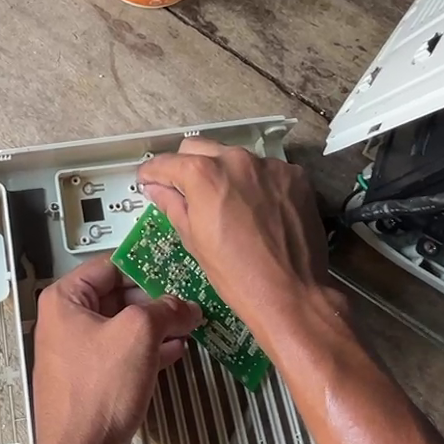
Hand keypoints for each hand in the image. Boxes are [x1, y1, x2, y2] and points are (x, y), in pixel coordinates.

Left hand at [30, 257, 201, 443]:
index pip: (109, 265)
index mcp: (64, 300)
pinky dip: (148, 349)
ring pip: (123, 326)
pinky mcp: (91, 380)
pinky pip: (123, 353)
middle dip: (154, 298)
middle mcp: (65, 322)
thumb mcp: (138, 335)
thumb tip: (183, 305)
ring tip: (186, 321)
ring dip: (155, 324)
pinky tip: (173, 349)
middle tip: (184, 296)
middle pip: (117, 295)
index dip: (143, 265)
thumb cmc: (92, 396)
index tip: (169, 266)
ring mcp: (77, 353)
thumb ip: (165, 310)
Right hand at [136, 138, 330, 336]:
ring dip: (224, 173)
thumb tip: (156, 188)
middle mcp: (235, 159)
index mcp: (203, 174)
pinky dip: (256, 182)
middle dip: (186, 166)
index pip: (166, 162)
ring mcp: (268, 165)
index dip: (152, 174)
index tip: (149, 182)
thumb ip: (172, 205)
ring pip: (233, 157)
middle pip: (198, 148)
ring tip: (228, 203)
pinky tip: (259, 209)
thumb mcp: (193, 240)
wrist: (293, 294)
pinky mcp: (294, 175)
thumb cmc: (236, 274)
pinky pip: (265, 170)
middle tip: (186, 192)